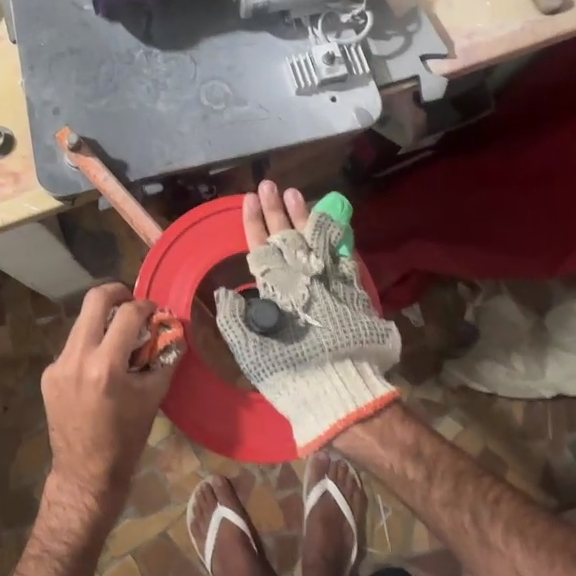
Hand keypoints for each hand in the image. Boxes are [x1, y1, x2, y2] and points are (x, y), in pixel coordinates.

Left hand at [40, 282, 173, 502]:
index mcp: (106, 366)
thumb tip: (174, 330)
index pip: (128, 313)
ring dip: (102, 320)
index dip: (146, 306)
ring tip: (119, 336)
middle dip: (116, 292)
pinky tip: (101, 366)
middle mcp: (77, 358)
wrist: (86, 473)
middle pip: (94, 299)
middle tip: (131, 301)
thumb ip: (164, 358)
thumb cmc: (126, 438)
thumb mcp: (153, 397)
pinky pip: (73, 346)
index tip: (155, 310)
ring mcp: (58, 365)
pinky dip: (90, 345)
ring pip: (81, 321)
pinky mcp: (49, 374)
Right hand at [215, 180, 401, 453]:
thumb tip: (224, 294)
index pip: (260, 246)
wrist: (339, 390)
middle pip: (285, 235)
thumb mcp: (250, 351)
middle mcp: (300, 277)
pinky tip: (330, 222)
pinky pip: (340, 255)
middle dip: (274, 209)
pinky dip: (334, 236)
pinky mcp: (351, 291)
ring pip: (313, 238)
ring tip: (294, 194)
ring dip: (302, 215)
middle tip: (268, 185)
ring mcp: (328, 281)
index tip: (249, 199)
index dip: (253, 222)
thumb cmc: (290, 374)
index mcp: (274, 290)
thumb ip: (234, 318)